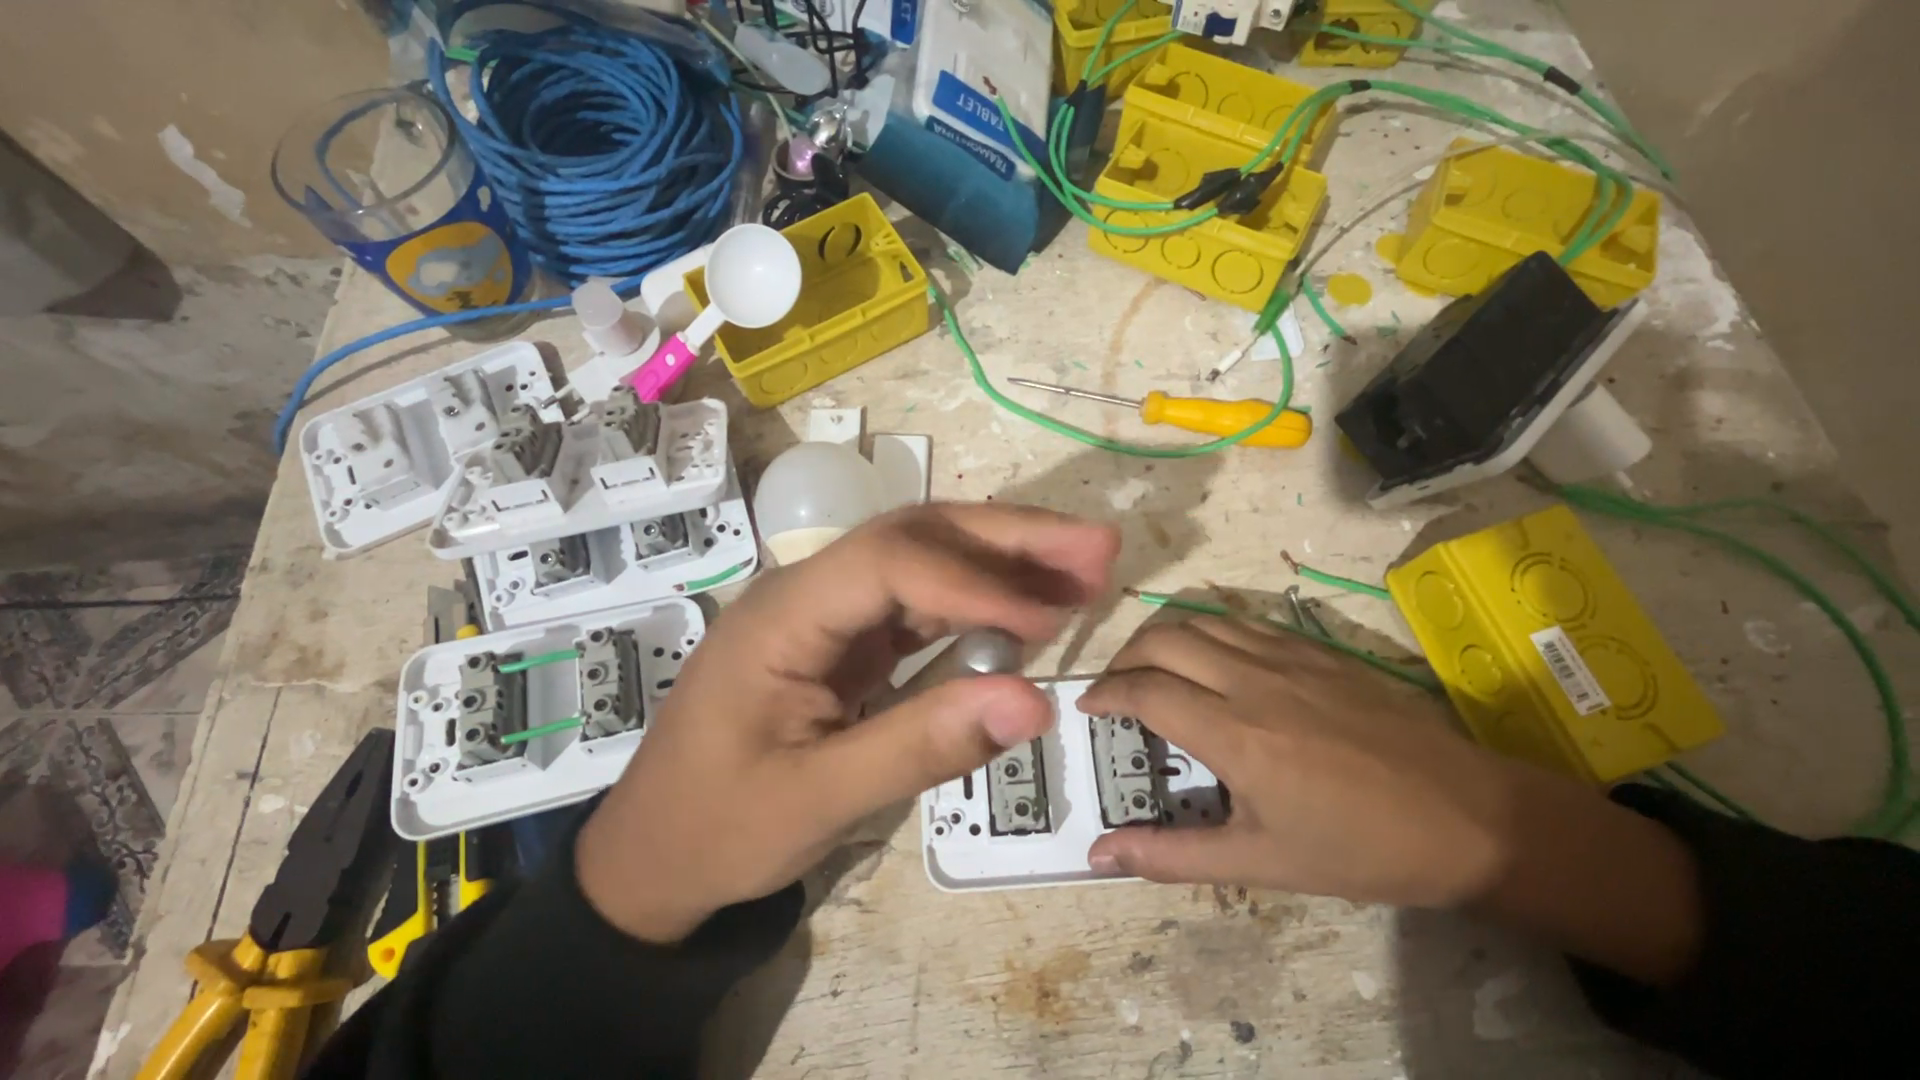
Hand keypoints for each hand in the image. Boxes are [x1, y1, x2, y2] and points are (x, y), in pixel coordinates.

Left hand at [576, 503, 1119, 942]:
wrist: (652, 859)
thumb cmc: (717, 829)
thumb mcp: (816, 801)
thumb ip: (921, 746)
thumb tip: (1035, 703)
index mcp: (781, 617)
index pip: (887, 564)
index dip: (973, 582)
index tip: (1047, 620)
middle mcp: (806, 595)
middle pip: (913, 539)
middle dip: (1007, 538)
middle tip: (1098, 543)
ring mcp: (828, 619)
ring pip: (924, 566)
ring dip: (1004, 564)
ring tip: (1086, 568)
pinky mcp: (846, 647)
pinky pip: (921, 612)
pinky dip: (980, 610)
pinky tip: (1031, 613)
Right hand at [1081, 614, 1512, 905]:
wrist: (1471, 818)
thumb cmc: (1360, 849)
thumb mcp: (1261, 863)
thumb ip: (1172, 856)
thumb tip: (1098, 856)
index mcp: (1233, 733)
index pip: (1145, 690)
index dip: (1106, 693)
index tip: (1088, 708)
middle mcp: (1252, 680)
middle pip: (1164, 639)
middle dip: (1124, 657)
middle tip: (1114, 688)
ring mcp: (1289, 657)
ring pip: (1202, 618)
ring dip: (1163, 636)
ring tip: (1153, 667)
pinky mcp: (1319, 650)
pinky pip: (1244, 621)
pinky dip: (1209, 628)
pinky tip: (1213, 658)